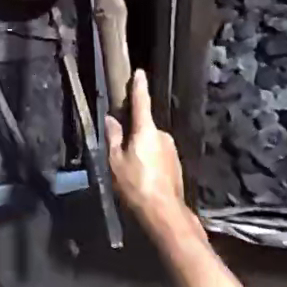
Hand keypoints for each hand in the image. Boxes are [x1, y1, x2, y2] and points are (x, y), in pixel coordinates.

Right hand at [105, 69, 191, 234]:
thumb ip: (113, 137)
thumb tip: (111, 119)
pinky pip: (157, 153)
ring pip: (150, 141)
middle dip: (132, 131)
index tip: (139, 72)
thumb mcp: (115, 160)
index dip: (138, 86)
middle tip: (119, 147)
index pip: (141, 102)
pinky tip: (141, 175)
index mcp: (146, 130)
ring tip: (129, 166)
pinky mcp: (175, 164)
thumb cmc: (136, 184)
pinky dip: (148, 158)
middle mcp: (162, 135)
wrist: (165, 213)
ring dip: (140, 147)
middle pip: (144, 125)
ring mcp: (172, 150)